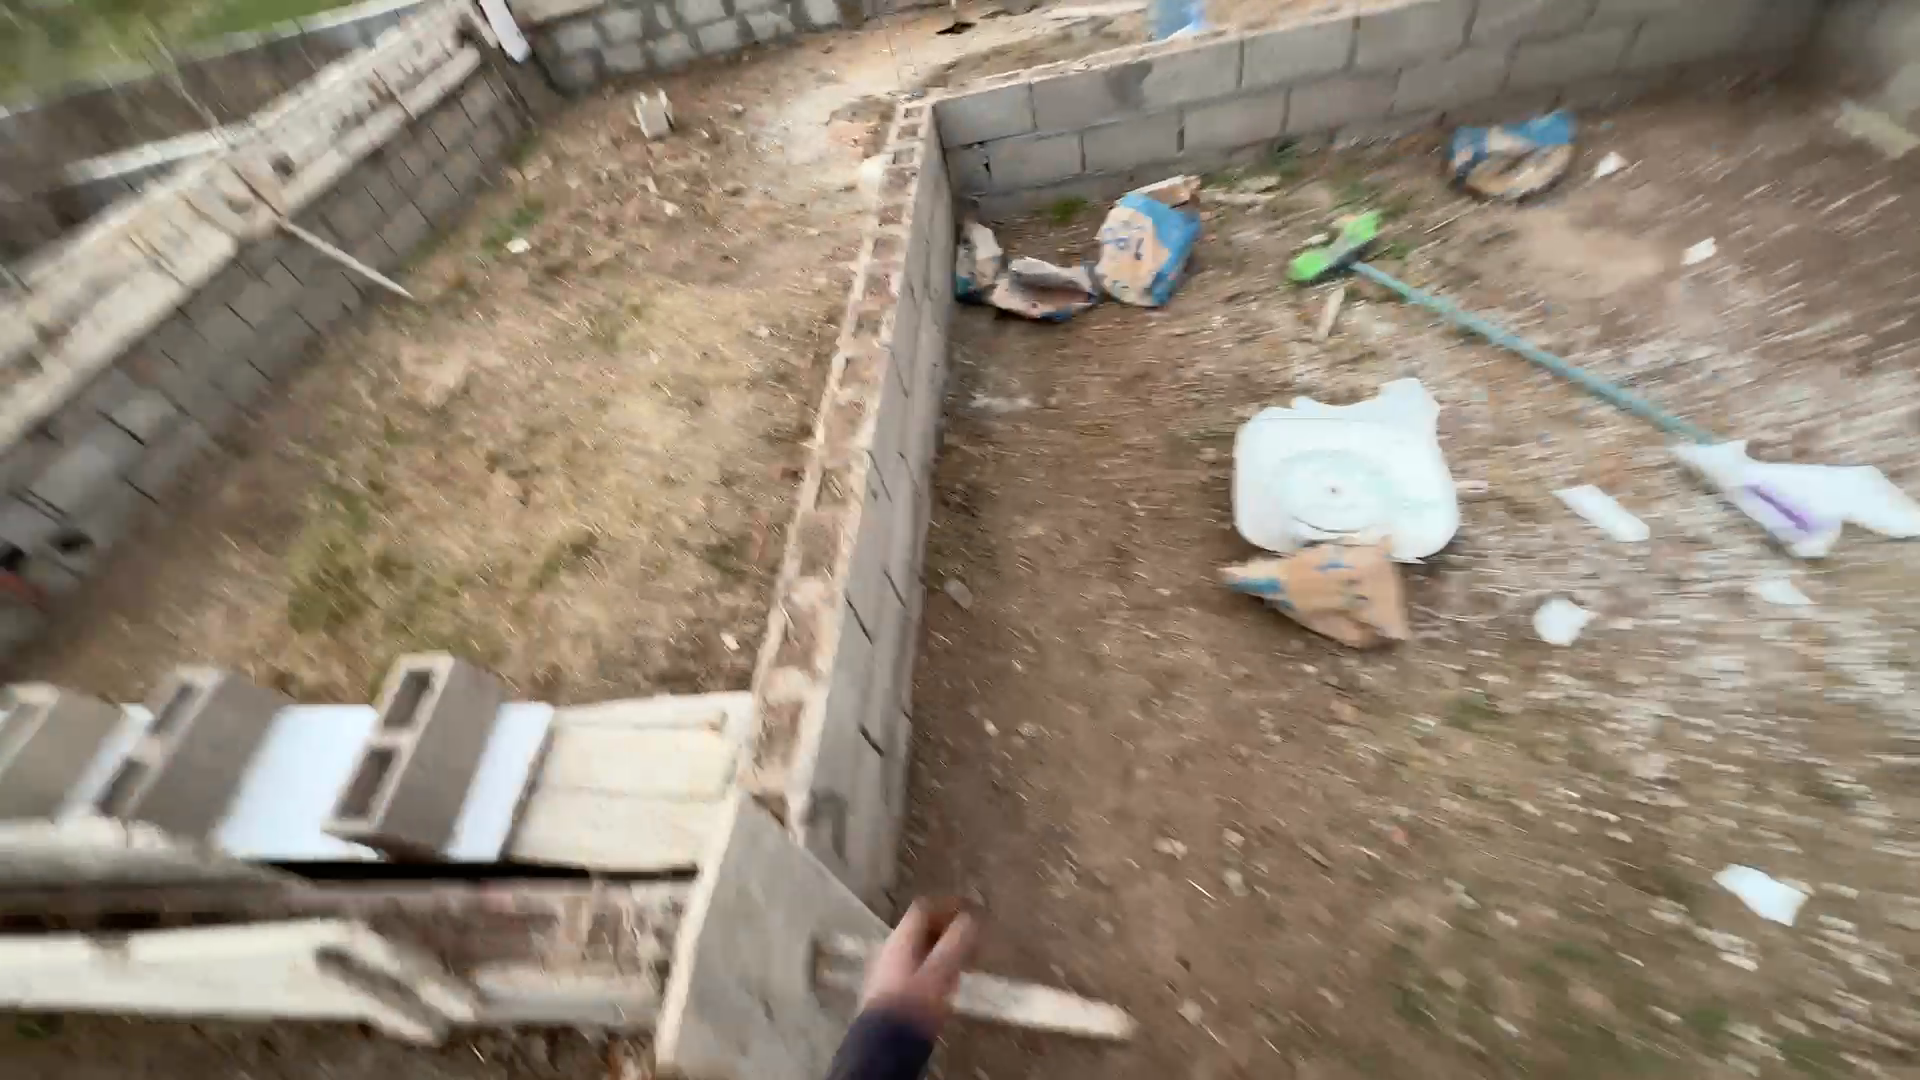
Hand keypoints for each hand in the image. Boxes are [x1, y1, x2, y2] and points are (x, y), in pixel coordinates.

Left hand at [859, 898, 981, 1038]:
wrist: (883, 1048)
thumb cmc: (913, 1004)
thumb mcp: (940, 972)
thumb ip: (956, 943)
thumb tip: (971, 918)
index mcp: (900, 938)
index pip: (924, 908)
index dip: (948, 905)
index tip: (969, 911)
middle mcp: (890, 948)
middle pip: (921, 928)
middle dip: (948, 929)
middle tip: (969, 938)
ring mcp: (887, 970)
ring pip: (919, 949)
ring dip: (942, 949)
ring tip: (963, 962)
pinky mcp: (889, 991)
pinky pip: (915, 967)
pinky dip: (934, 966)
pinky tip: (946, 984)